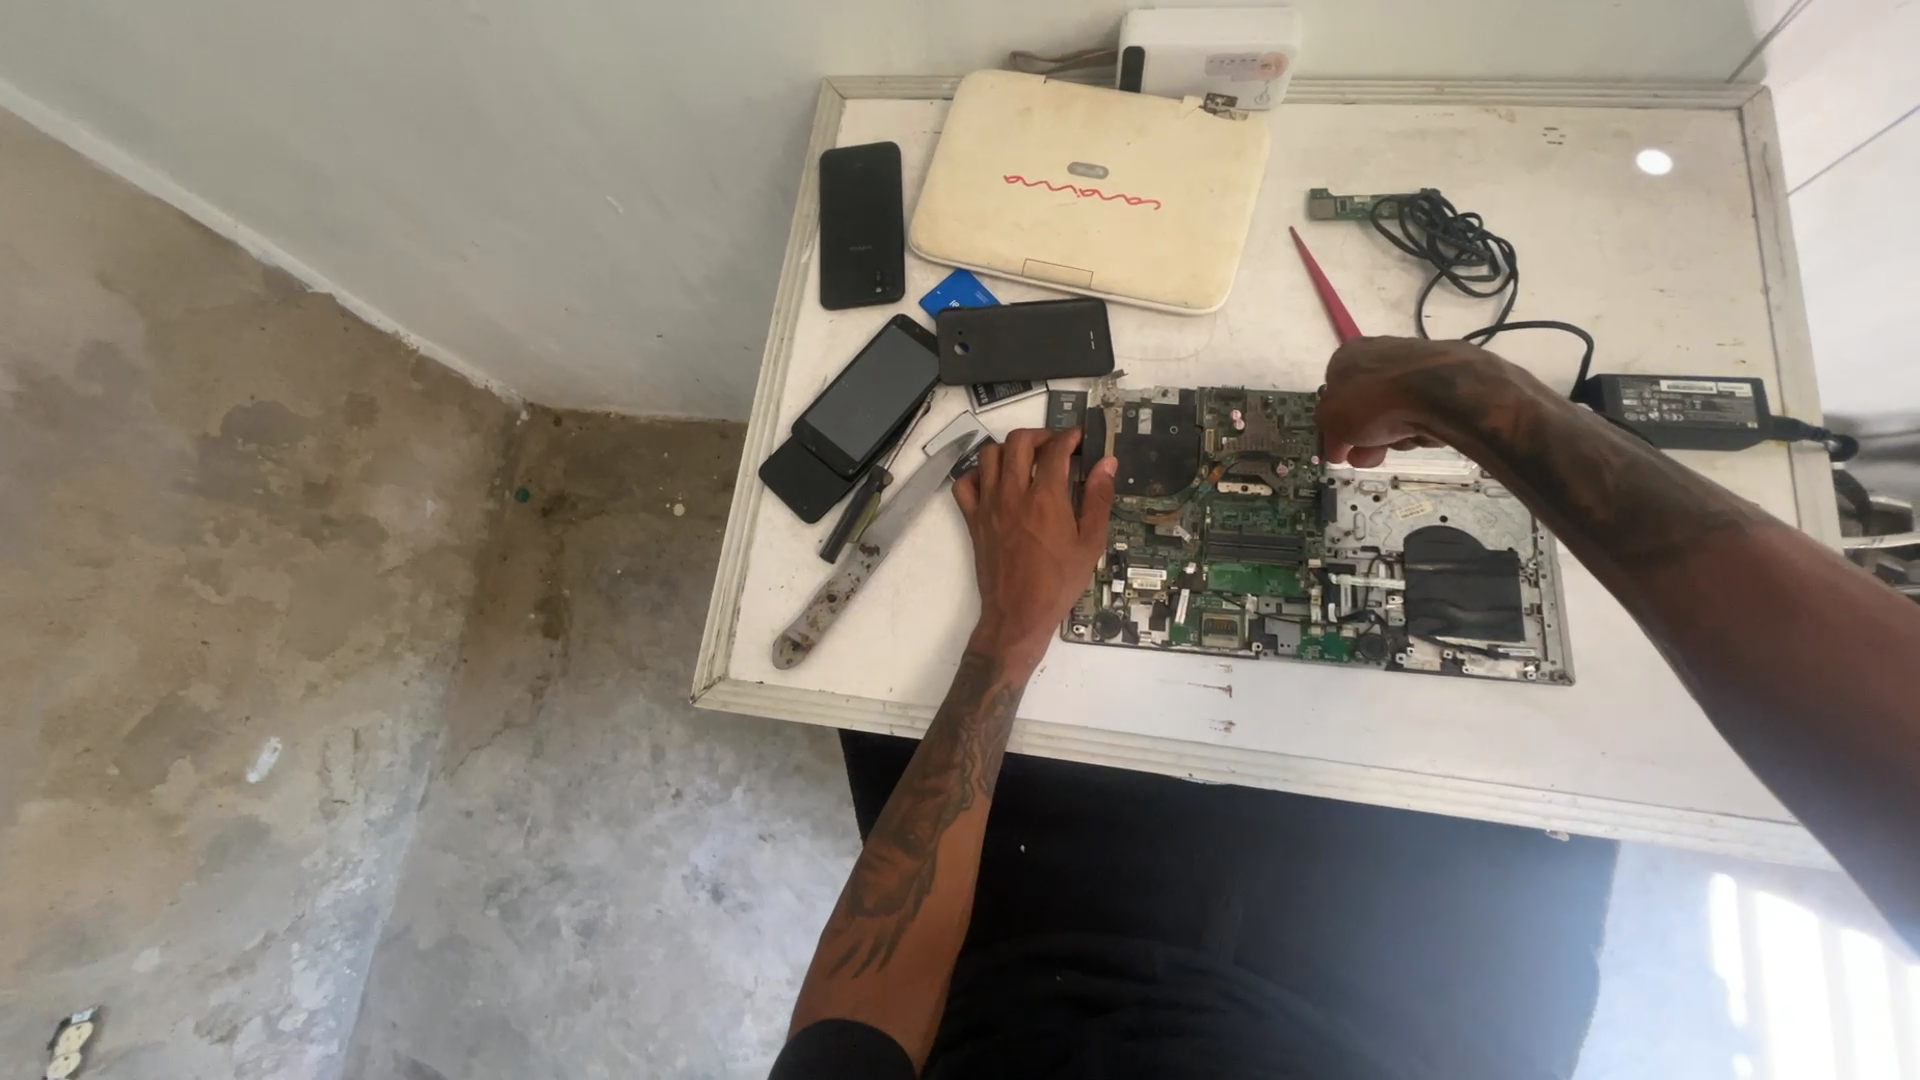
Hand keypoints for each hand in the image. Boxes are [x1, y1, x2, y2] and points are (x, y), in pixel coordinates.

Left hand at [952, 429, 1116, 662]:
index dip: (1069, 437)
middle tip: (1053, 447)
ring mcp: (988, 505)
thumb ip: (1098, 499)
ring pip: (989, 455)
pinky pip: (964, 484)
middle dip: (1039, 435)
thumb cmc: (1059, 583)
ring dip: (1008, 450)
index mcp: (1046, 498)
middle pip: (1018, 442)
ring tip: (1024, 461)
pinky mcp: (972, 519)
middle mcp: (1013, 494)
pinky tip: (994, 483)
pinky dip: (977, 475)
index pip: (1055, 449)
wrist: (1018, 614)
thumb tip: (1106, 464)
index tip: (1078, 438)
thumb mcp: (1090, 544)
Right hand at [1316, 337, 1502, 467]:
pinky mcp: (1447, 375)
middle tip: (1368, 456)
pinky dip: (1420, 424)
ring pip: (1395, 411)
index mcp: (1348, 355)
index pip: (1334, 394)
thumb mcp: (1328, 418)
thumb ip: (1325, 425)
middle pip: (1366, 407)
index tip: (1340, 450)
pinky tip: (1424, 432)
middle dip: (1366, 437)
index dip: (1335, 427)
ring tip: (1400, 443)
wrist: (1442, 391)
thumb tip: (1338, 438)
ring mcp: (1416, 362)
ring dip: (1393, 435)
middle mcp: (1380, 352)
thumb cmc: (1373, 400)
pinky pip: (1423, 408)